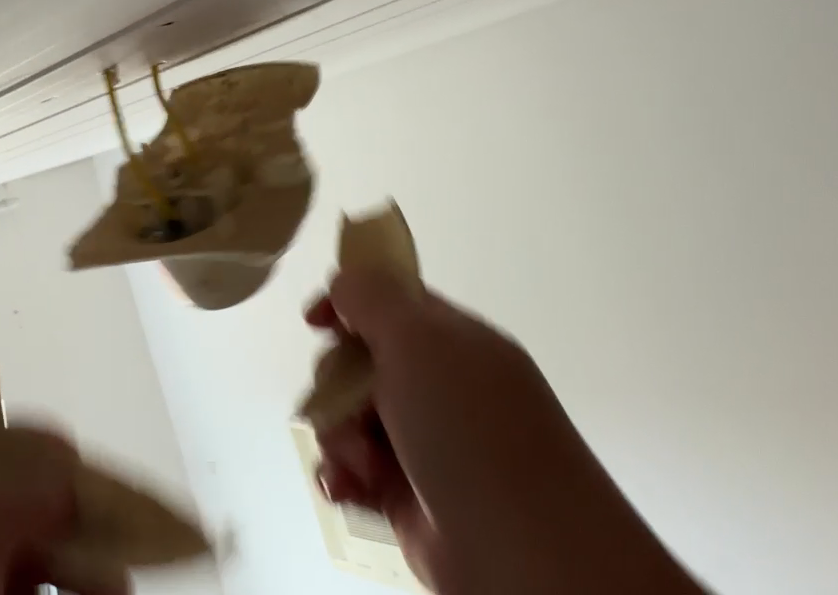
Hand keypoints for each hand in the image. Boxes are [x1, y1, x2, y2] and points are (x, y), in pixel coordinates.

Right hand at [306, 268, 705, 594]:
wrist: (523, 553)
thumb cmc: (469, 431)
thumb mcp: (419, 340)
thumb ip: (372, 297)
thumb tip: (344, 283)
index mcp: (454, 343)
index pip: (391, 304)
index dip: (348, 304)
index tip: (315, 321)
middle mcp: (439, 388)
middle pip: (358, 362)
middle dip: (336, 382)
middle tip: (350, 406)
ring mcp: (424, 443)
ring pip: (349, 417)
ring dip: (338, 435)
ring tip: (358, 463)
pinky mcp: (408, 495)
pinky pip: (355, 468)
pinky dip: (343, 475)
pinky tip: (346, 487)